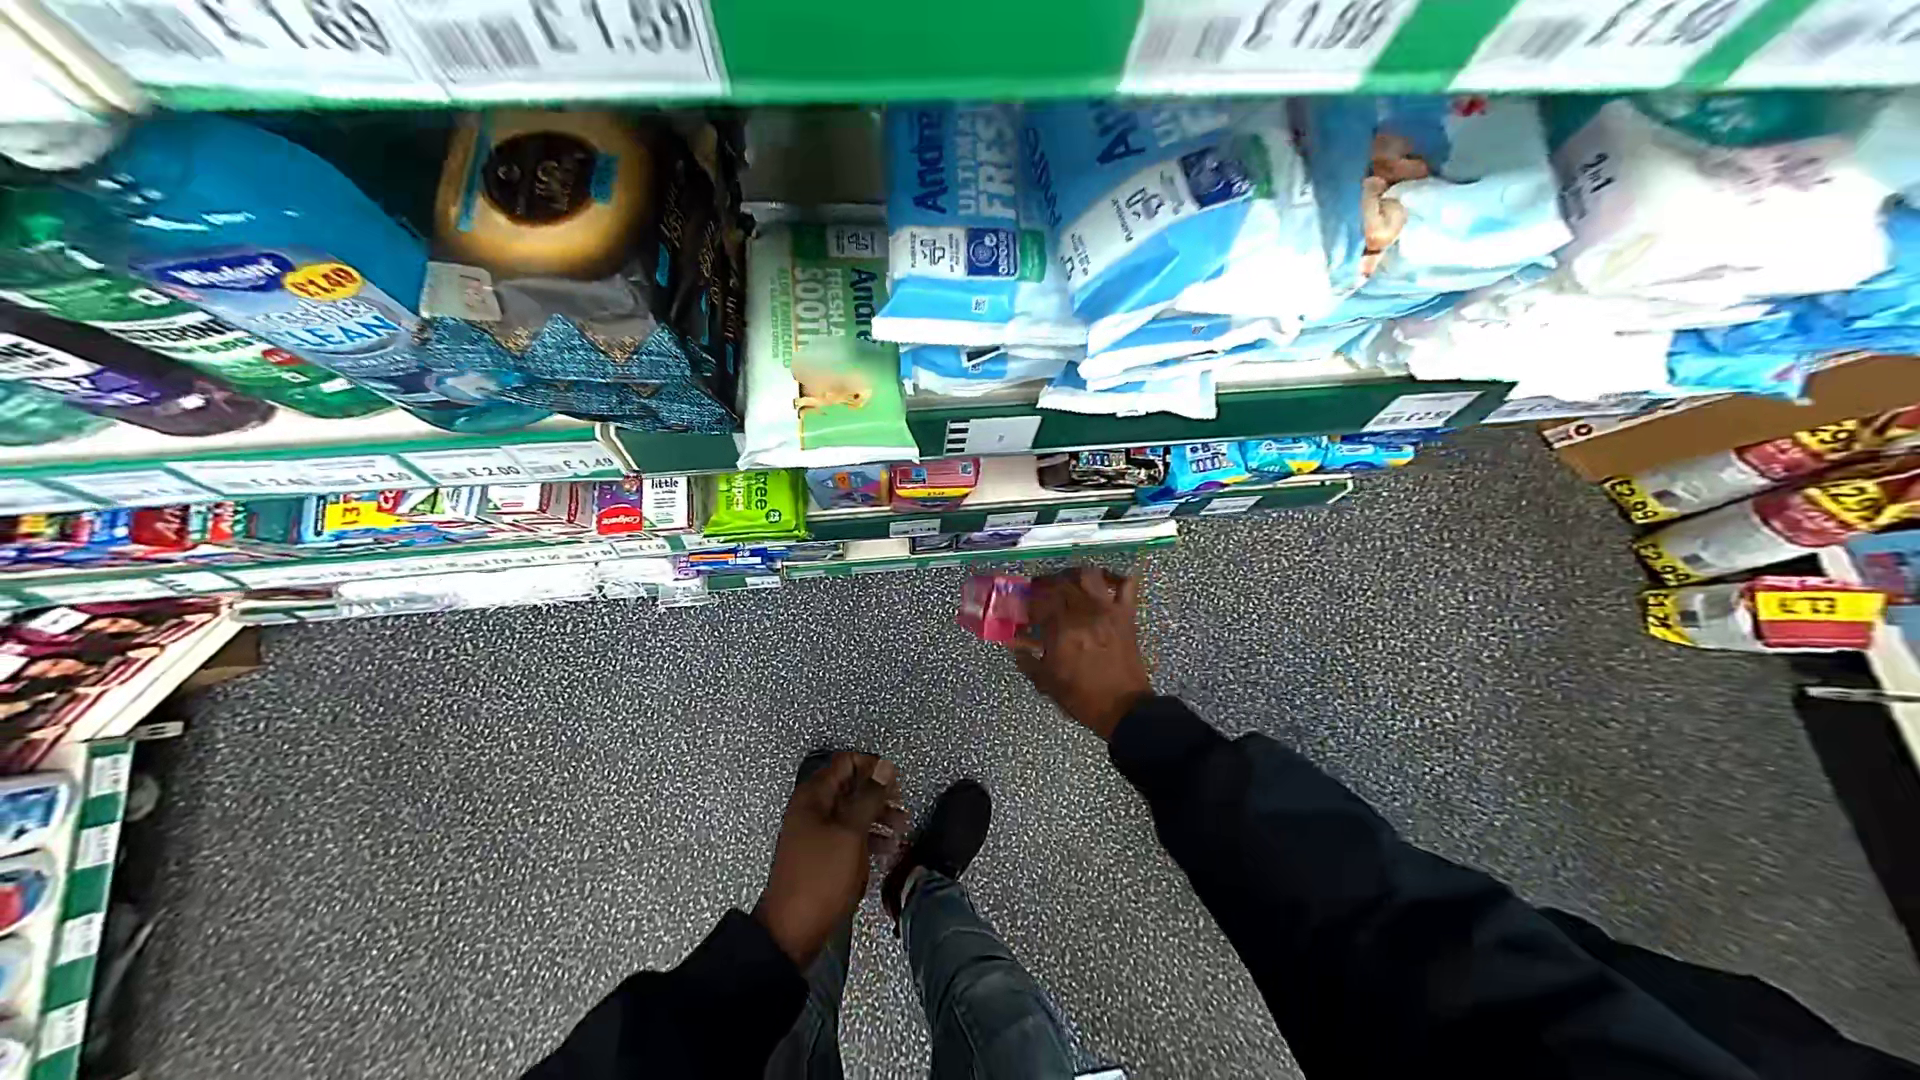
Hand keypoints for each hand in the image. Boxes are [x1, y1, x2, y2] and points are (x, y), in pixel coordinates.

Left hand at [754, 753, 906, 967]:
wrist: (792, 931)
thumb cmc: (820, 878)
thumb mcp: (851, 832)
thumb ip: (869, 797)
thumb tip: (884, 767)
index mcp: (814, 796)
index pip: (846, 762)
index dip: (873, 766)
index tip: (895, 780)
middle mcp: (812, 809)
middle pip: (850, 786)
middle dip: (879, 793)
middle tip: (901, 804)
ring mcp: (816, 832)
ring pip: (852, 811)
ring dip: (878, 816)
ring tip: (901, 827)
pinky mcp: (822, 855)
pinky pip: (849, 834)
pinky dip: (868, 837)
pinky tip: (887, 848)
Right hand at [1013, 566, 1152, 739]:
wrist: (1124, 709)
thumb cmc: (1083, 698)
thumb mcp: (1046, 682)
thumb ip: (1027, 659)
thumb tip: (1014, 643)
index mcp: (1062, 630)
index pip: (1038, 602)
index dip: (1026, 602)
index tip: (1021, 609)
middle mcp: (1084, 613)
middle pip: (1059, 583)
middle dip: (1043, 586)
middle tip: (1037, 594)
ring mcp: (1107, 610)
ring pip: (1088, 575)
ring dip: (1072, 575)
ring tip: (1064, 583)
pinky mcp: (1126, 614)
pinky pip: (1125, 584)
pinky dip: (1113, 577)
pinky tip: (1102, 582)